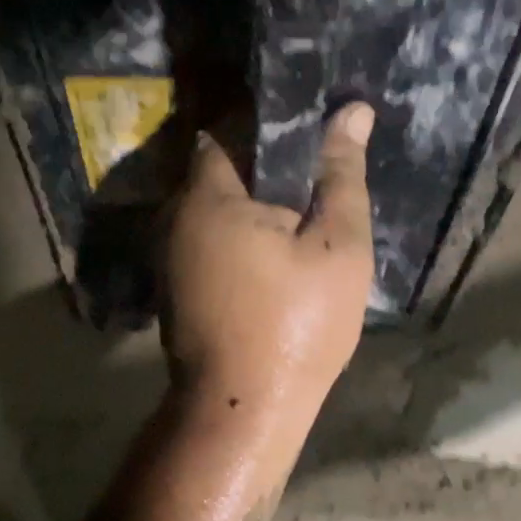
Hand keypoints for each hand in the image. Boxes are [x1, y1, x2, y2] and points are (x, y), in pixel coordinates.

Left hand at [161, 103, 375, 424]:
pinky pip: (206, 247)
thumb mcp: (338, 247)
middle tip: (314, 190)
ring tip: (300, 228)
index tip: (310, 140)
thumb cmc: (296, 324)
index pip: (229, 130)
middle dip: (263, 175)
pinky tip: (271, 268)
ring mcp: (167, 259)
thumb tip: (353, 111)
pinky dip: (235, 245)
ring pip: (213, 215)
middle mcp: (174, 219)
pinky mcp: (173, 292)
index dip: (269, 128)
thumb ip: (342, 176)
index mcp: (208, 196)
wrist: (244, 410)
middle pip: (220, 174)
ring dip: (250, 215)